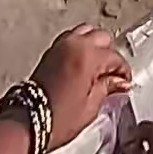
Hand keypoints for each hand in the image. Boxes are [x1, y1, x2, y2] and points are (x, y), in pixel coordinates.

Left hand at [30, 24, 130, 149]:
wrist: (29, 122)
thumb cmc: (55, 118)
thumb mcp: (90, 106)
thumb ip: (107, 88)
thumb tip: (118, 82)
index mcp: (88, 57)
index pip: (115, 57)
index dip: (123, 70)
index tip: (124, 81)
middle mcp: (74, 45)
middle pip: (102, 37)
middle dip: (110, 54)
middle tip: (113, 74)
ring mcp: (61, 45)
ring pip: (87, 31)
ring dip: (95, 45)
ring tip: (98, 66)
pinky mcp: (51, 50)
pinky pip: (72, 37)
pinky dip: (80, 44)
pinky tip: (83, 61)